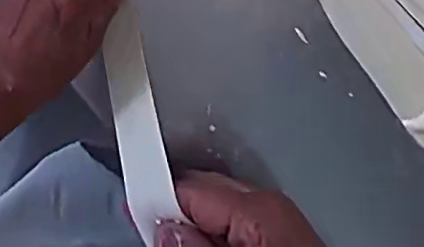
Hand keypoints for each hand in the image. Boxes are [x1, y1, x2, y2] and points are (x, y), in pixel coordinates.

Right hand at [158, 171, 324, 246]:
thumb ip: (197, 246)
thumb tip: (166, 230)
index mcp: (260, 206)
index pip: (189, 183)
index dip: (157, 195)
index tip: (134, 206)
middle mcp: (273, 204)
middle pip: (206, 190)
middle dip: (179, 209)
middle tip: (155, 233)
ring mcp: (285, 220)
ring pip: (224, 207)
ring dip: (202, 221)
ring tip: (185, 240)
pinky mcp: (289, 234)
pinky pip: (243, 223)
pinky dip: (224, 230)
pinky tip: (212, 241)